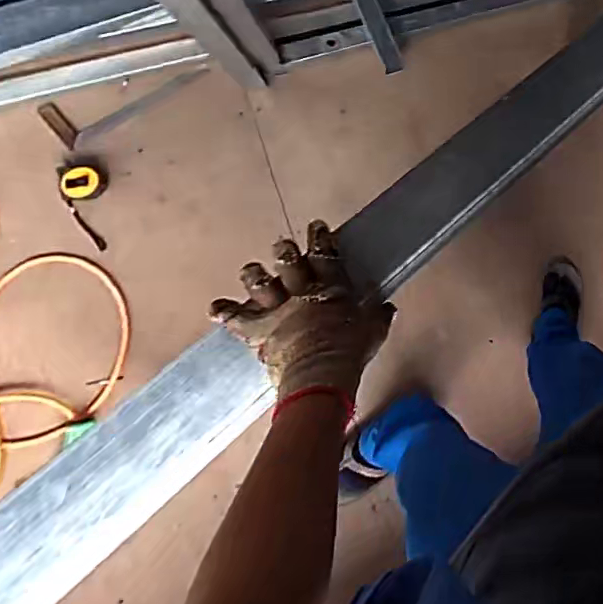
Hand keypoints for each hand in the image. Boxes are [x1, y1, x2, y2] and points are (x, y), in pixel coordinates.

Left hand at [211, 220, 395, 396]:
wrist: (320, 376)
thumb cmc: (350, 351)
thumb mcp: (374, 330)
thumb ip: (378, 315)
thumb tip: (388, 307)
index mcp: (330, 288)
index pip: (325, 254)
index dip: (321, 238)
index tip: (317, 227)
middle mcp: (301, 293)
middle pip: (289, 263)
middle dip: (285, 252)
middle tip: (282, 245)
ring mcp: (278, 311)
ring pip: (260, 284)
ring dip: (254, 275)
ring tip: (252, 269)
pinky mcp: (259, 332)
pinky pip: (237, 320)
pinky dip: (225, 312)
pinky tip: (215, 306)